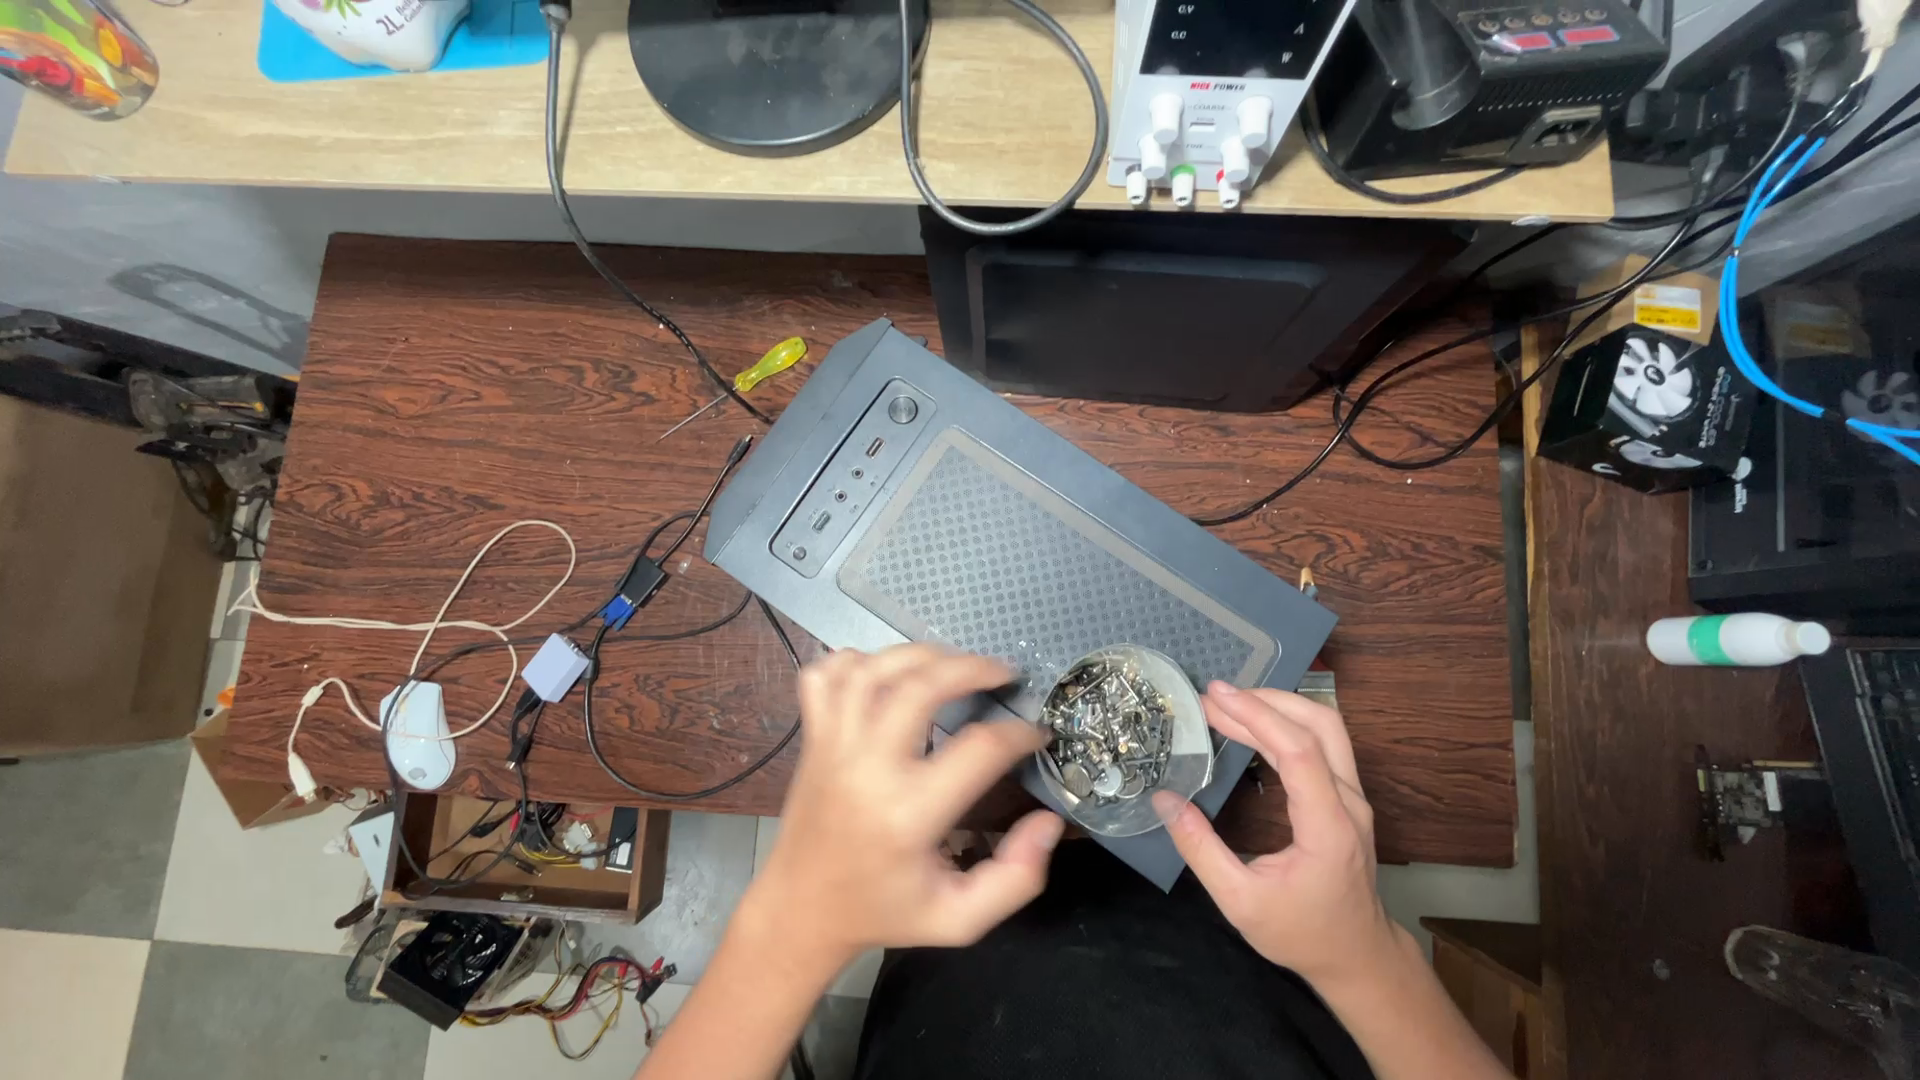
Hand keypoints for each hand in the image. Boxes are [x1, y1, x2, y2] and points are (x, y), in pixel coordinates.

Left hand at [746, 644, 1064, 963]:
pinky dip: (856, 661)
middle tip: (1002, 672)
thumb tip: (1050, 821)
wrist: (800, 910)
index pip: (978, 749)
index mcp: (909, 814)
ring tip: (953, 663)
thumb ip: (1015, 878)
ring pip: (871, 670)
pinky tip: (887, 673)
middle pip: (919, 688)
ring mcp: (833, 746)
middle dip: (970, 668)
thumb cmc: (884, 911)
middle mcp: (868, 769)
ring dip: (918, 655)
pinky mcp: (812, 737)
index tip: (1036, 734)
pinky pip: (826, 676)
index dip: (1019, 734)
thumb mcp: (959, 919)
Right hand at [1153, 682, 1401, 984]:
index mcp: (1328, 827)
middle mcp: (1349, 802)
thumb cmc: (1300, 933)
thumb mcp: (1239, 902)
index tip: (1214, 698)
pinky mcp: (1348, 797)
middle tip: (1213, 696)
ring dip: (1278, 706)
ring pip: (1326, 727)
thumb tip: (1164, 799)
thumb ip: (1200, 849)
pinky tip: (1252, 725)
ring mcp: (1354, 797)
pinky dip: (1285, 723)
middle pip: (1319, 725)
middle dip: (1264, 701)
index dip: (1256, 717)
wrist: (1357, 957)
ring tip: (1230, 702)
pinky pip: (1322, 743)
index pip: (1299, 751)